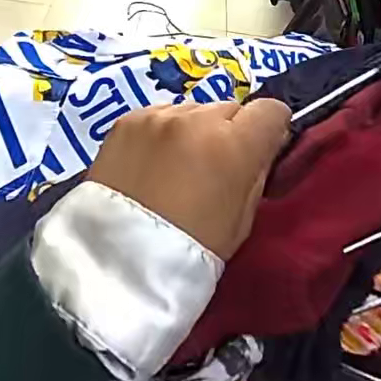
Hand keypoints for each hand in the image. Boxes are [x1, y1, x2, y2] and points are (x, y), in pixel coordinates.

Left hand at [85, 99, 290, 258]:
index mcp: (234, 144)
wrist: (109, 272)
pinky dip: (163, 134)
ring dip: (194, 132)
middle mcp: (198, 119)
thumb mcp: (243, 217)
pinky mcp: (128, 120)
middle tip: (213, 167)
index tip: (261, 149)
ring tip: (176, 169)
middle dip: (229, 132)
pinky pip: (162, 116)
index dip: (270, 129)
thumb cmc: (190, 252)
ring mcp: (159, 116)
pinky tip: (151, 165)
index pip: (271, 109)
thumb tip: (265, 144)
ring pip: (195, 111)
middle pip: (231, 109)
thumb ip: (258, 169)